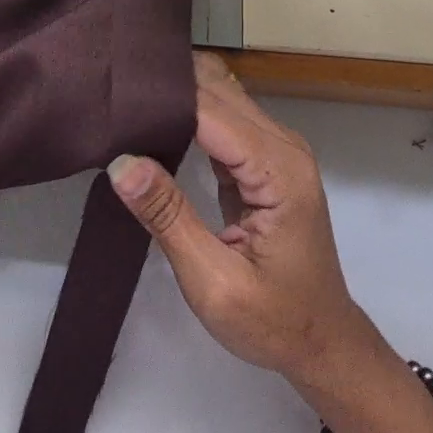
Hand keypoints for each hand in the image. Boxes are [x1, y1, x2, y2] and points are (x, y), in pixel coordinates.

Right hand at [108, 53, 432, 432]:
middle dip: (165, 89)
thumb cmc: (273, 321)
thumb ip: (168, 217)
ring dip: (174, 98)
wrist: (322, 343)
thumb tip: (122, 162)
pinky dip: (186, 116)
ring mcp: (275, 150)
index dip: (161, 99)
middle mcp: (283, 146)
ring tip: (123, 108)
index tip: (111, 99)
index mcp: (279, 170)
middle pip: (216, 91)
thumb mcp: (213, 282)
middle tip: (110, 100)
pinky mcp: (262, 160)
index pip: (210, 110)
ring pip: (219, 96)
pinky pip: (221, 120)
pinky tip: (149, 125)